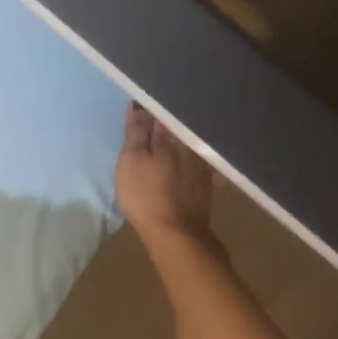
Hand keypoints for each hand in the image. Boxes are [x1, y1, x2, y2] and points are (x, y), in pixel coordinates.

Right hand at [117, 104, 213, 242]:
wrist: (176, 232)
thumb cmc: (144, 194)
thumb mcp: (131, 161)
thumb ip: (136, 133)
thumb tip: (139, 107)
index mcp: (168, 139)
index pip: (160, 115)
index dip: (151, 110)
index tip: (142, 106)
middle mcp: (189, 148)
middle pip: (178, 129)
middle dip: (169, 122)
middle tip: (156, 120)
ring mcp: (201, 166)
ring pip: (190, 145)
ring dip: (182, 139)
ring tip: (171, 138)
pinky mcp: (206, 184)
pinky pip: (201, 163)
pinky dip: (194, 157)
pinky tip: (192, 160)